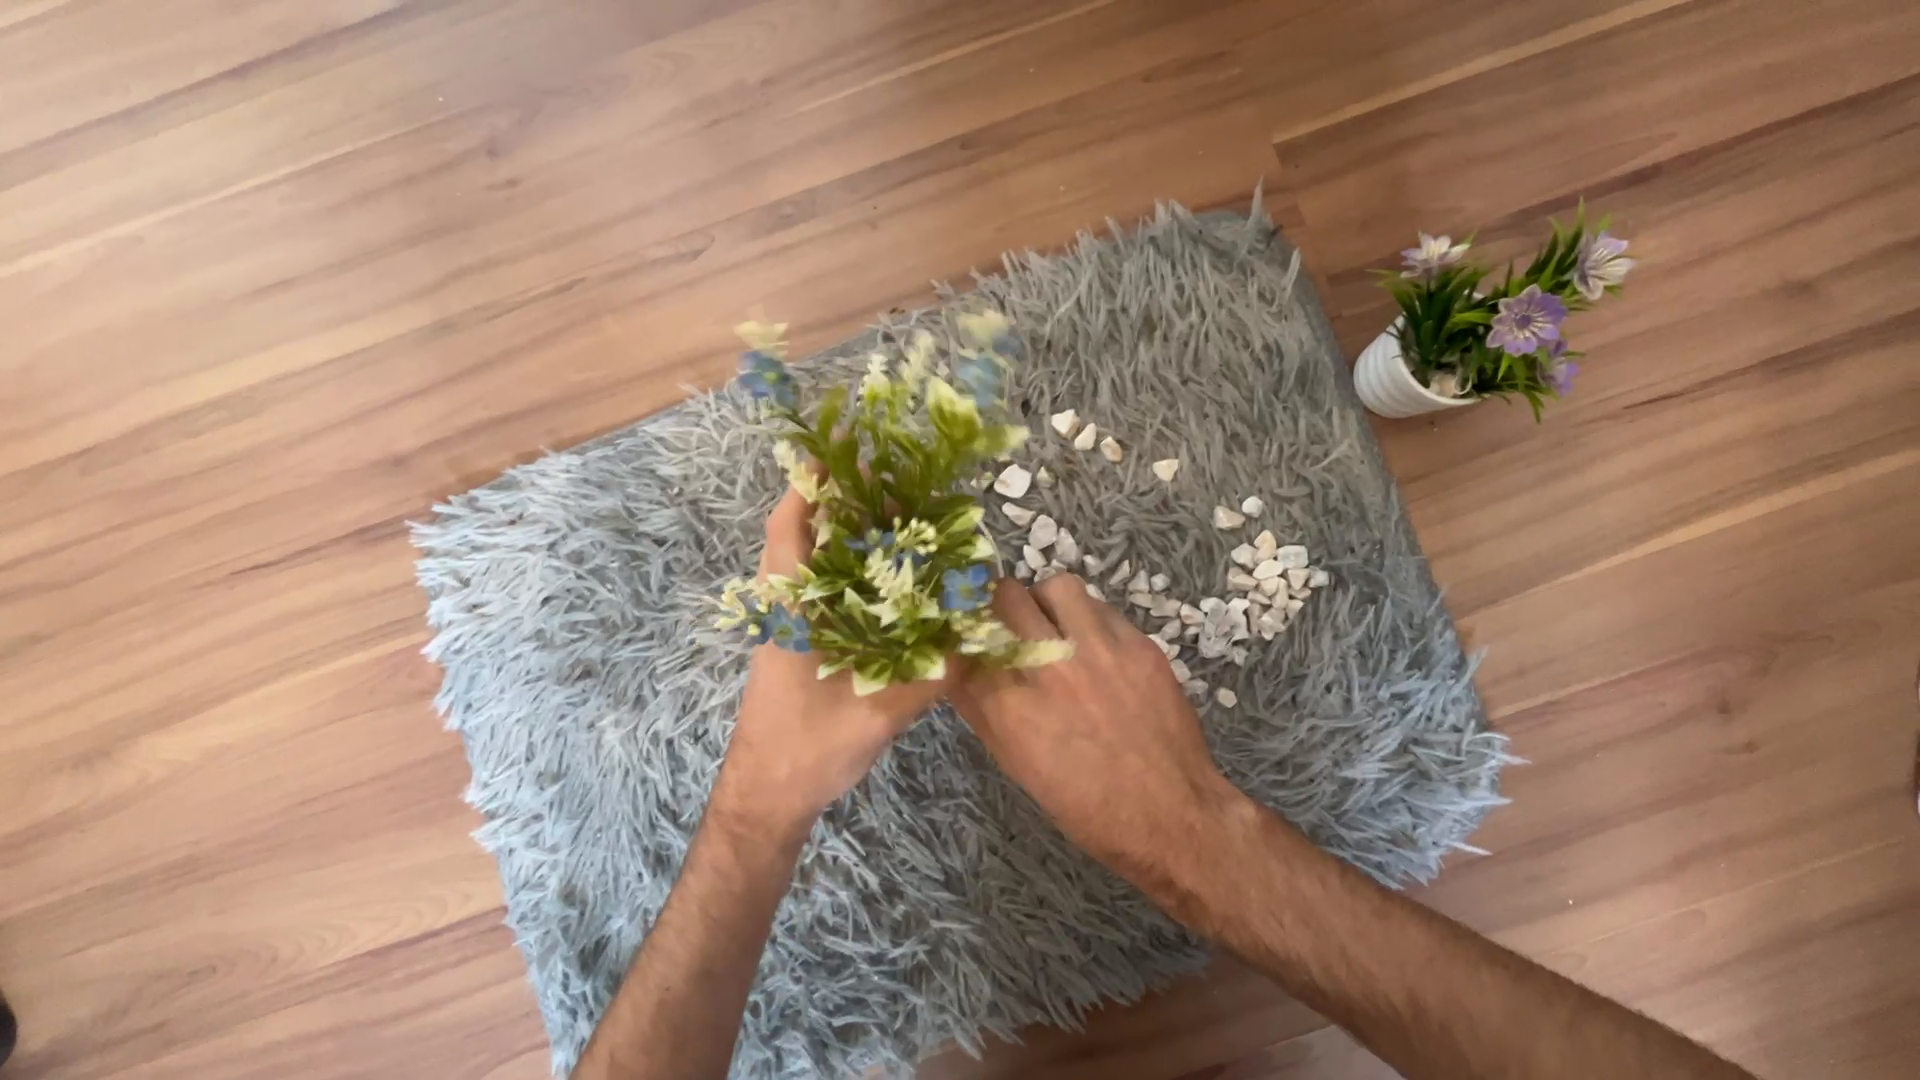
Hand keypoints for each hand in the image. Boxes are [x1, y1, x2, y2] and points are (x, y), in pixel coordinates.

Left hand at [710, 488, 954, 842]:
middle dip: (845, 504)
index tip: (847, 451)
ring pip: (817, 566)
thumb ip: (929, 676)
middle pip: (808, 536)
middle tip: (895, 485)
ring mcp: (792, 628)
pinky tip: (894, 581)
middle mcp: (786, 608)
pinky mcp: (803, 648)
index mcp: (789, 608)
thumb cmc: (806, 750)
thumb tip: (981, 637)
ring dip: (849, 538)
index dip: (814, 483)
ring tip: (899, 520)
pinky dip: (855, 575)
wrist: (769, 797)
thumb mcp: (874, 712)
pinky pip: (828, 595)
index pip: (790, 526)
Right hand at [946, 574, 1244, 872]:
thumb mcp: (1015, 762)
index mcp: (1010, 704)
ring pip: (1056, 586)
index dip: (965, 631)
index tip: (969, 633)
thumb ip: (980, 708)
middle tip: (1012, 624)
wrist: (1168, 813)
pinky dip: (1088, 620)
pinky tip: (1095, 647)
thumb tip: (957, 665)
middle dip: (1001, 606)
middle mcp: (1049, 667)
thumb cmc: (1083, 803)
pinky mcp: (1139, 645)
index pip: (967, 639)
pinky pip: (1101, 608)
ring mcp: (1098, 651)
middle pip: (1005, 597)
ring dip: (1046, 601)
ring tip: (1054, 625)